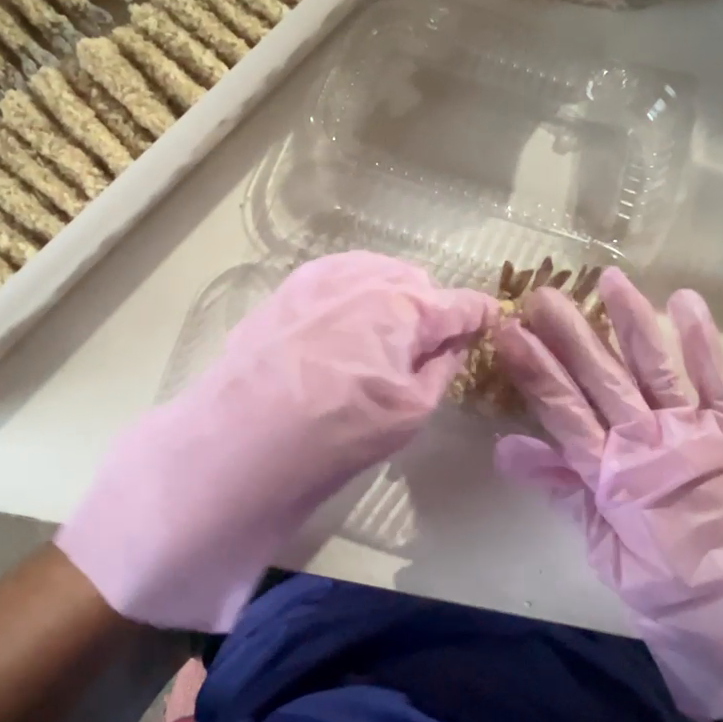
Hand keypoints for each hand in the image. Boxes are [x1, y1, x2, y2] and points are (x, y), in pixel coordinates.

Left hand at [58, 252, 496, 631]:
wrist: (237, 444)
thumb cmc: (337, 432)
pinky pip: (336, 282)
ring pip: (375, 277)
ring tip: (375, 348)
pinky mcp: (284, 292)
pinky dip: (351, 300)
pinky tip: (337, 338)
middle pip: (417, 283)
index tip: (485, 333)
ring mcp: (319, 279)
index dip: (480, 320)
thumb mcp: (409, 412)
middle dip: (429, 311)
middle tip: (421, 355)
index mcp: (405, 304)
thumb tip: (453, 343)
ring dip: (389, 301)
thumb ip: (442, 367)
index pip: (462, 303)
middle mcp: (363, 277)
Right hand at [493, 269, 722, 721]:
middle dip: (569, 334)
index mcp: (611, 476)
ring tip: (609, 278)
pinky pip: (715, 382)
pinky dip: (703, 343)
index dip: (532, 368)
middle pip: (601, 379)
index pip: (561, 410)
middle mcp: (649, 445)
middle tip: (542, 292)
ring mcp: (693, 435)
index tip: (506, 330)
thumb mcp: (605, 552)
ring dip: (631, 322)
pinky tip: (686, 303)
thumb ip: (563, 492)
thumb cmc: (670, 595)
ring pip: (654, 368)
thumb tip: (506, 447)